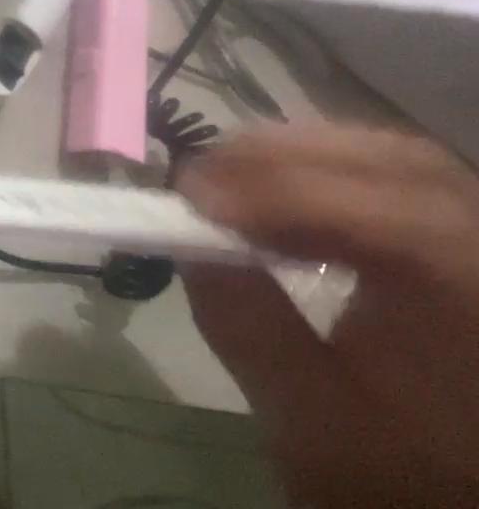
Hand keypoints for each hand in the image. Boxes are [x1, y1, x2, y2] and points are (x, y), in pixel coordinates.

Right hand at [177, 124, 478, 507]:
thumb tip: (183, 236)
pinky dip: (314, 173)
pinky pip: (390, 180)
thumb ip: (246, 325)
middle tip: (192, 184)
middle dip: (282, 160)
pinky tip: (264, 202)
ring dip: (292, 158)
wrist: (446, 492)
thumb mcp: (307, 417)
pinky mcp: (451, 246)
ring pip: (392, 161)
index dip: (294, 193)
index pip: (405, 222)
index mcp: (478, 312)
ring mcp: (475, 249)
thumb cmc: (384, 467)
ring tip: (216, 187)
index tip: (193, 198)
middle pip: (400, 168)